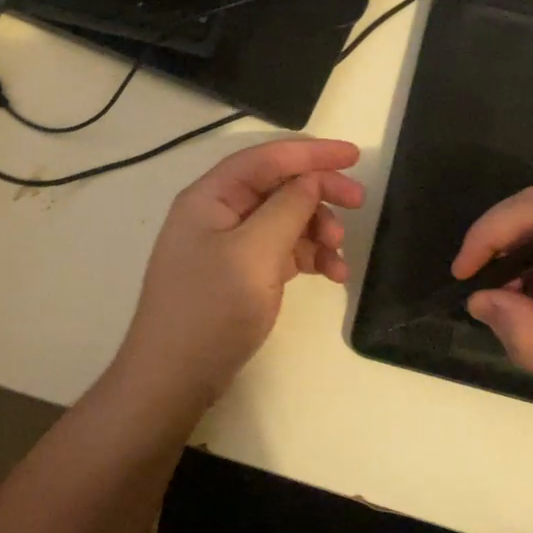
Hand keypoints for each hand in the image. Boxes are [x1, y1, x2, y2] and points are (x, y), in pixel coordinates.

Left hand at [113, 139, 363, 407]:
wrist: (173, 380)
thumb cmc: (210, 310)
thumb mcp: (254, 254)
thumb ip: (287, 209)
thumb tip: (311, 180)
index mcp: (210, 197)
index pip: (266, 158)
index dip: (311, 152)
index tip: (353, 155)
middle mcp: (218, 214)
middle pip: (278, 186)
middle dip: (319, 192)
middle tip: (359, 202)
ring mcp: (229, 246)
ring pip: (285, 220)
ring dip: (317, 230)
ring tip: (340, 255)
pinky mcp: (240, 274)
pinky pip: (282, 251)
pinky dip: (309, 257)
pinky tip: (332, 275)